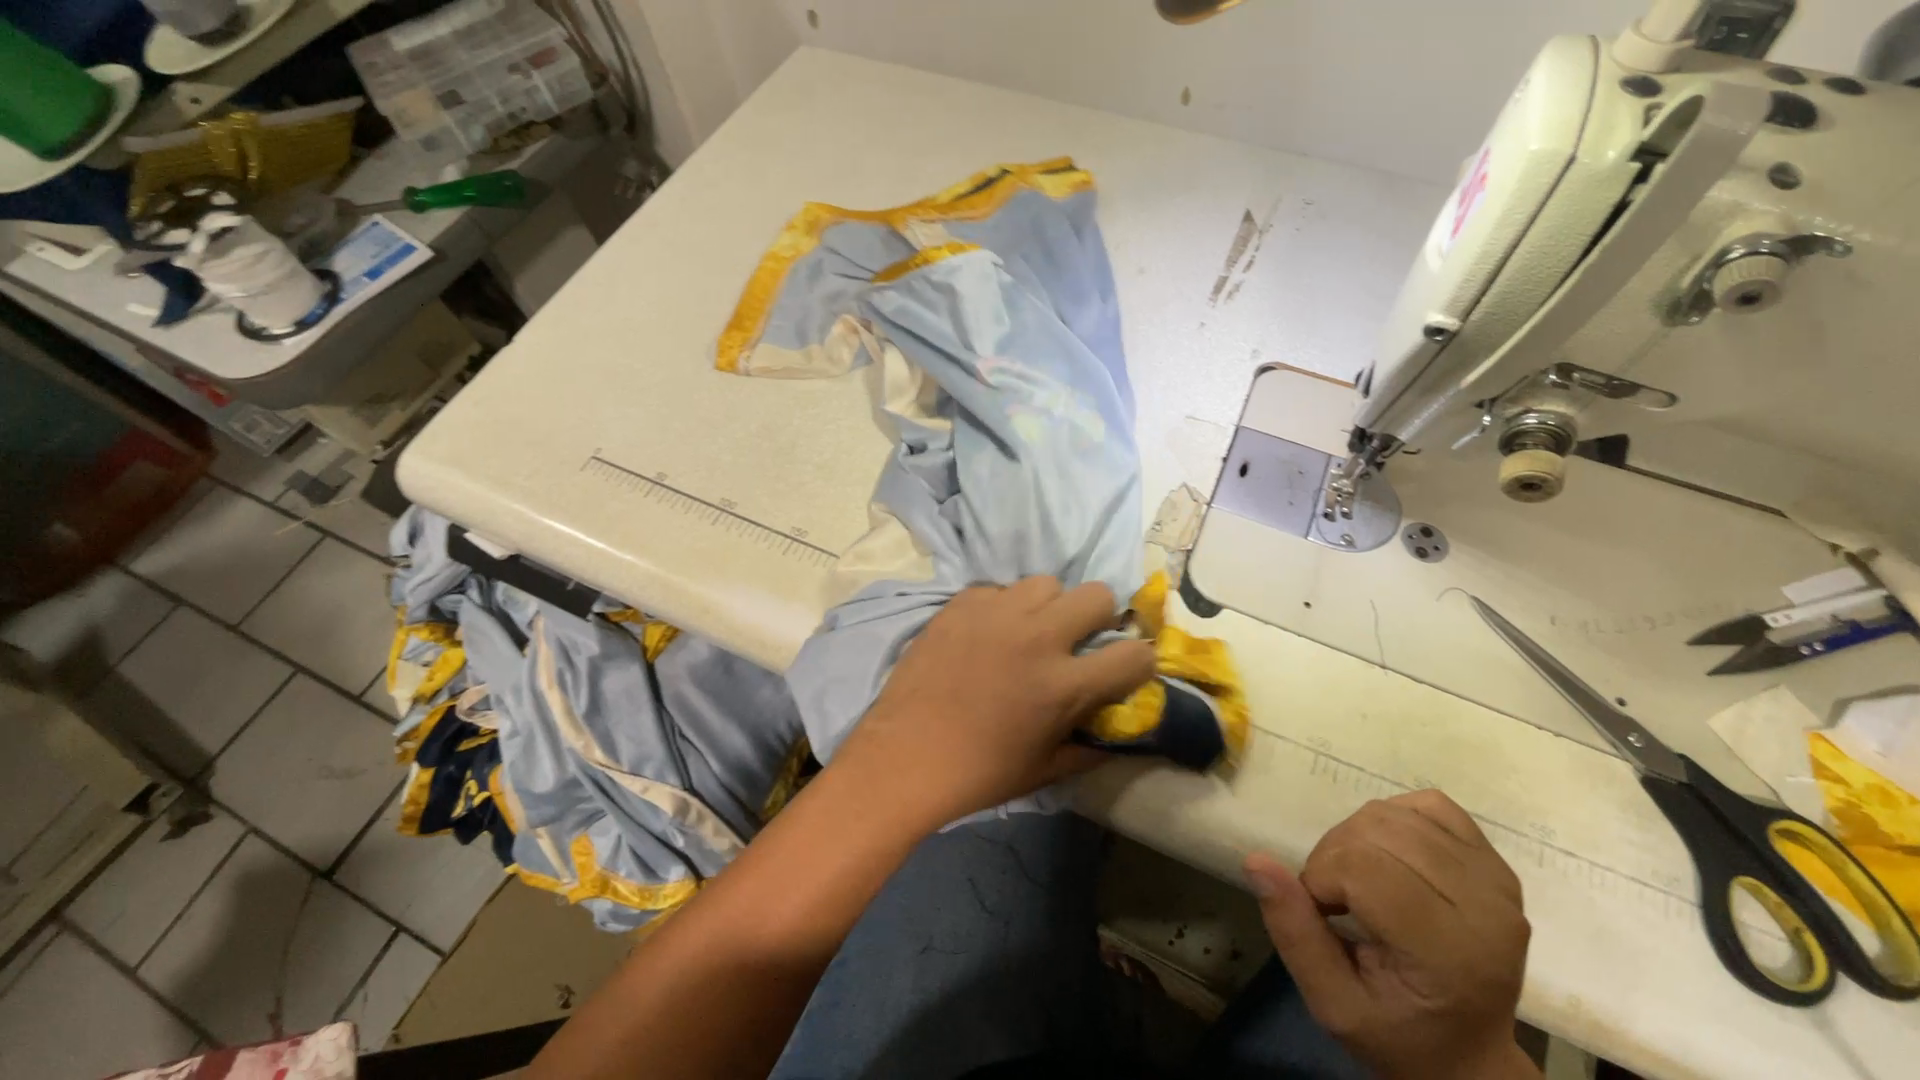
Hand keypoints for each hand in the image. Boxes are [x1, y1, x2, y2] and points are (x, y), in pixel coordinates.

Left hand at [830, 576, 1157, 828]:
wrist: (905, 758)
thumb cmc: (980, 773)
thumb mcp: (1046, 770)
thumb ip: (1090, 746)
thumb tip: (1116, 732)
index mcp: (1065, 683)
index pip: (1135, 654)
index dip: (1137, 663)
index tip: (1123, 671)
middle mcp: (1038, 637)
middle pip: (1098, 594)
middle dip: (1098, 618)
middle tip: (1076, 642)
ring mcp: (997, 614)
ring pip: (1046, 583)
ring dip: (1048, 606)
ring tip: (1029, 632)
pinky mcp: (961, 604)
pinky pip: (998, 589)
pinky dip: (1002, 608)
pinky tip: (987, 635)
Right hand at [1245, 791, 1536, 1079]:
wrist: (1468, 1056)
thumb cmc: (1396, 1036)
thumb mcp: (1331, 1004)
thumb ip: (1294, 933)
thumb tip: (1256, 861)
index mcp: (1449, 952)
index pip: (1364, 867)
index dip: (1320, 878)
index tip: (1320, 914)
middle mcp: (1485, 907)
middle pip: (1378, 832)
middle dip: (1333, 856)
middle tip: (1332, 902)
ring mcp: (1497, 881)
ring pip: (1396, 814)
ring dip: (1356, 837)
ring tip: (1357, 882)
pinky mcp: (1497, 864)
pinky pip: (1431, 806)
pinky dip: (1393, 818)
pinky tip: (1387, 857)